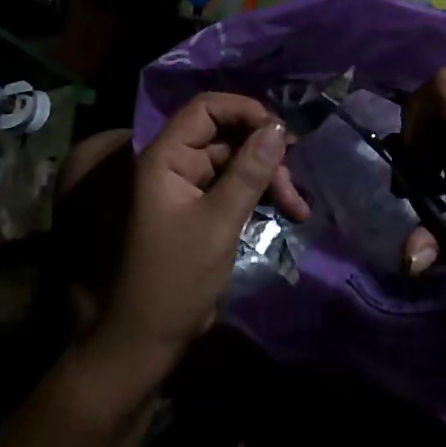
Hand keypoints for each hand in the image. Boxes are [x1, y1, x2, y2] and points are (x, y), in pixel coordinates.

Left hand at [89, 94, 309, 371]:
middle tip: (294, 186)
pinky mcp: (202, 208)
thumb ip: (249, 172)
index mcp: (166, 157)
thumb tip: (278, 128)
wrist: (148, 337)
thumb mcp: (219, 222)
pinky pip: (235, 186)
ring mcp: (189, 187)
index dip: (245, 110)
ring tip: (298, 208)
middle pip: (227, 136)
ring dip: (269, 178)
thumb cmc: (176, 277)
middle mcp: (175, 164)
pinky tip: (288, 211)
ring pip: (236, 162)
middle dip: (264, 154)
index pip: (206, 109)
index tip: (282, 132)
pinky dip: (260, 194)